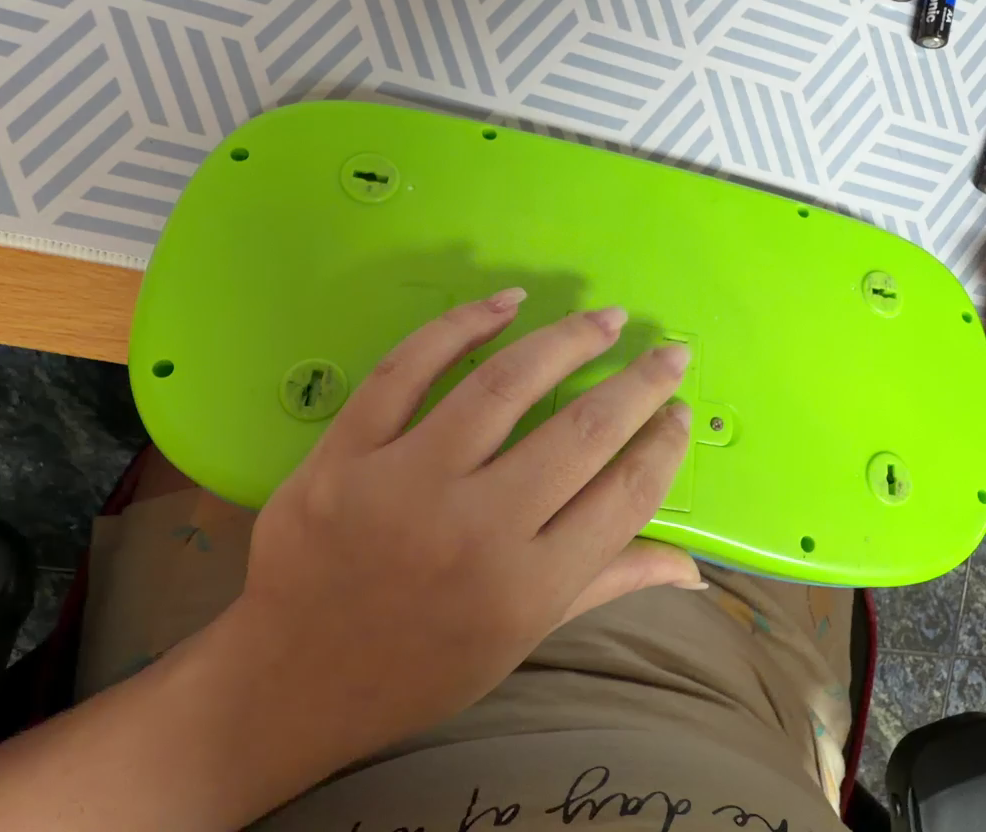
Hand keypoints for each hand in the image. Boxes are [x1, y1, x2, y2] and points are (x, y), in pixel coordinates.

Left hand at [224, 289, 699, 756]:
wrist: (293, 682)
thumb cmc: (420, 668)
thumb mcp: (522, 641)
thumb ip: (606, 585)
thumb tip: (693, 568)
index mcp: (529, 587)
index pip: (625, 495)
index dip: (663, 444)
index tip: (678, 409)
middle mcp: (476, 531)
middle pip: (582, 432)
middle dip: (640, 383)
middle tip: (668, 351)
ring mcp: (404, 486)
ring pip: (503, 386)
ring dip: (567, 340)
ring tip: (604, 318)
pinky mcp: (343, 455)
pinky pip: (407, 370)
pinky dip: (461, 326)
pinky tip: (505, 302)